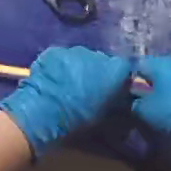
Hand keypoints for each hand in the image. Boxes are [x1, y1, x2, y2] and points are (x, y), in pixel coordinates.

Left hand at [0, 46, 132, 156]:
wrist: (45, 111)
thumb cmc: (82, 119)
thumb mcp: (110, 119)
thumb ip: (121, 106)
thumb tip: (125, 103)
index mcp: (115, 69)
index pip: (124, 69)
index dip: (119, 80)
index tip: (113, 91)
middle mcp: (96, 54)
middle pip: (101, 61)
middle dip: (97, 73)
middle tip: (89, 90)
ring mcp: (73, 50)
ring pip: (80, 58)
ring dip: (78, 68)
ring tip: (69, 86)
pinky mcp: (54, 51)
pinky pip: (61, 58)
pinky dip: (60, 67)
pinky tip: (54, 80)